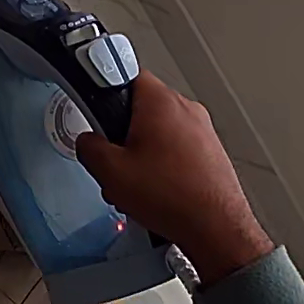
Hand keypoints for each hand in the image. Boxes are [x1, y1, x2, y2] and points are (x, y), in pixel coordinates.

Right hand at [75, 74, 274, 283]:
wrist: (216, 228)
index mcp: (160, 103)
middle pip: (142, 107)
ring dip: (141, 151)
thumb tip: (87, 141)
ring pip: (159, 130)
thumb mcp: (110, 171)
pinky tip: (155, 189)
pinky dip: (162, 164)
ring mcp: (202, 131)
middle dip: (122, 131)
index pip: (127, 74)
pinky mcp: (210, 152)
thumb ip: (89, 147)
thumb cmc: (171, 197)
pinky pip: (176, 149)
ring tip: (135, 180)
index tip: (96, 104)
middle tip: (113, 155)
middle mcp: (186, 109)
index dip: (106, 90)